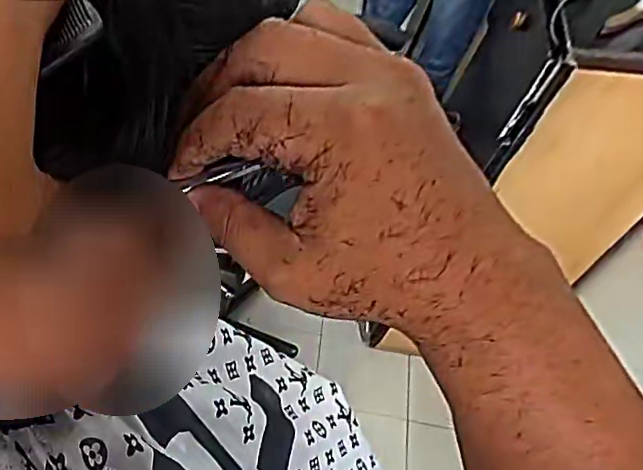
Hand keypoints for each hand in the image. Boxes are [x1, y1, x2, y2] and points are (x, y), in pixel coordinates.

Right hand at [170, 2, 561, 349]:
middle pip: (261, 45)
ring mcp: (391, 73)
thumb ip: (234, 229)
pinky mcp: (400, 79)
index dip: (196, 140)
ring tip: (230, 113)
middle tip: (195, 137)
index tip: (183, 167)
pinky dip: (294, 57)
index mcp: (342, 130)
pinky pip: (336, 33)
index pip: (240, 107)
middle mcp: (371, 84)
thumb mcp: (290, 270)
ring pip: (297, 24)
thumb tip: (201, 201)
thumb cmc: (397, 272)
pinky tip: (278, 100)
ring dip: (251, 65)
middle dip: (212, 92)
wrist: (459, 271)